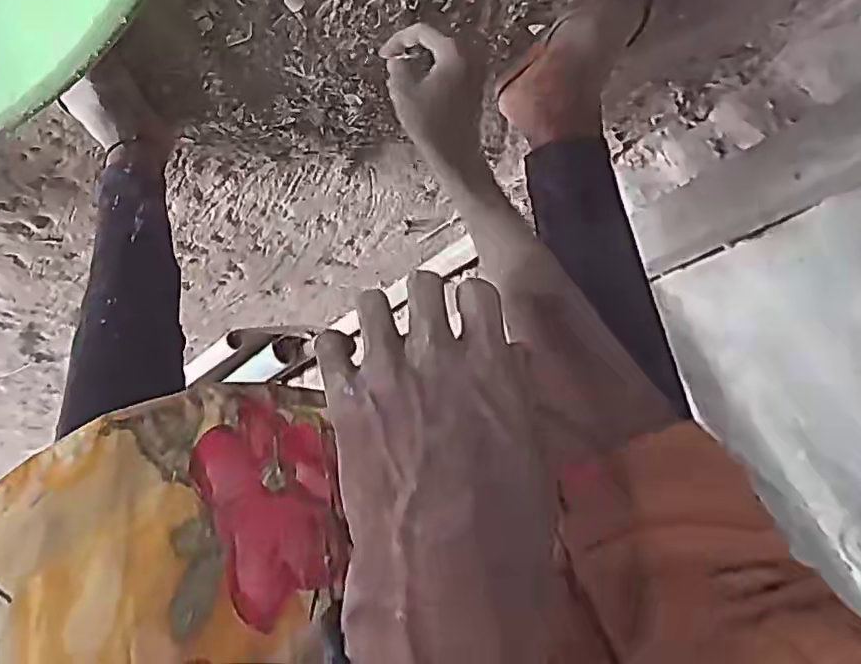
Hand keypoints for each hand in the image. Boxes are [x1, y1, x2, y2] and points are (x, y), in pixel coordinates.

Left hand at [315, 271, 554, 663]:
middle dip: (423, 295)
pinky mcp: (347, 395)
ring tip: (379, 333)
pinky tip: (343, 363)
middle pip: (423, 285)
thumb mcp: (530, 457)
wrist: (442, 575)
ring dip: (377, 314)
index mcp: (491, 367)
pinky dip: (335, 349)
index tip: (465, 308)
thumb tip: (511, 358)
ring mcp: (387, 371)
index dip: (470, 299)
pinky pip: (330, 343)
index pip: (478, 293)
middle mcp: (437, 355)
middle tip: (420, 315)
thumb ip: (515, 393)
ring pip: (373, 302)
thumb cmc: (502, 531)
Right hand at [380, 23, 486, 174]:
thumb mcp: (403, 91)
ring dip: (425, 54)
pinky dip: (438, 63)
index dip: (398, 39)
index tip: (384, 54)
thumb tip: (398, 58)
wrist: (456, 151)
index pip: (422, 31)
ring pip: (446, 48)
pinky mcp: (479, 81)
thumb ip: (397, 66)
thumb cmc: (431, 124)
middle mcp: (471, 55)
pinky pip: (456, 61)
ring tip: (406, 67)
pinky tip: (424, 79)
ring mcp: (479, 68)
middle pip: (437, 36)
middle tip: (393, 57)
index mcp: (453, 52)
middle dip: (412, 45)